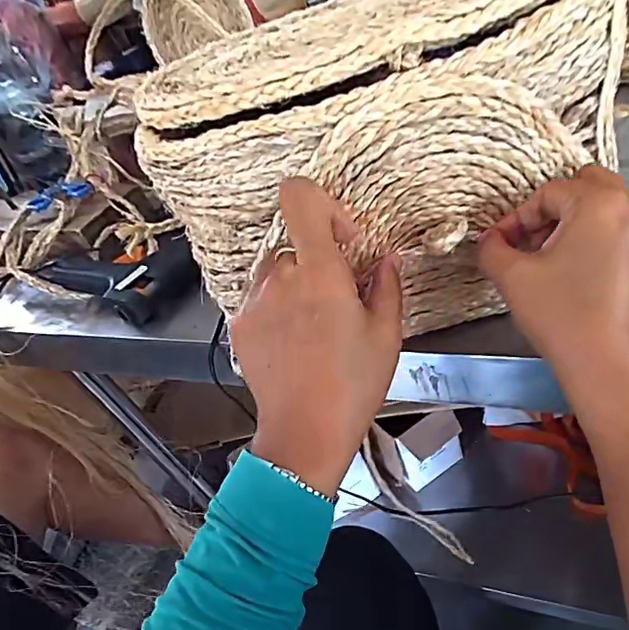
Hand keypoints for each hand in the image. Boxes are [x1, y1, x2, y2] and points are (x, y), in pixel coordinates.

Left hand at [232, 179, 402, 494]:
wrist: (306, 432)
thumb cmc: (350, 387)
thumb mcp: (386, 336)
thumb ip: (387, 287)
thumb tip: (385, 262)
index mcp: (320, 274)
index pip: (300, 197)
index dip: (323, 205)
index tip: (342, 237)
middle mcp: (280, 280)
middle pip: (295, 245)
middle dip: (319, 266)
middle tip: (340, 304)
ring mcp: (255, 302)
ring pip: (277, 273)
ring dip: (297, 288)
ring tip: (317, 330)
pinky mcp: (241, 325)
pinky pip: (261, 299)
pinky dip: (278, 311)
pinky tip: (297, 345)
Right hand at [477, 167, 628, 404]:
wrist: (608, 366)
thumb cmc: (563, 317)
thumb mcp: (514, 279)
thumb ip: (492, 249)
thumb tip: (489, 241)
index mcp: (599, 202)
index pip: (547, 193)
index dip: (517, 218)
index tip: (500, 244)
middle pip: (582, 187)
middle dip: (549, 212)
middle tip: (527, 244)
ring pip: (602, 209)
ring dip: (571, 224)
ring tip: (546, 261)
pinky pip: (616, 233)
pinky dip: (592, 241)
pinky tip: (571, 275)